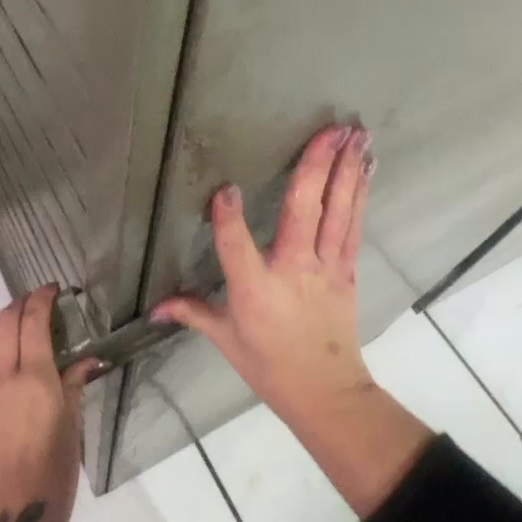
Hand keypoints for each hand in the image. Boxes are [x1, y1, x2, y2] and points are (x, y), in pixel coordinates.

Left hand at [0, 284, 97, 521]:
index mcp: (35, 378)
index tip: (49, 289)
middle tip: (27, 304)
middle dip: (16, 305)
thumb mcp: (73, 422)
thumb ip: (74, 382)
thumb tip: (88, 357)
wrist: (18, 513)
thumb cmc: (54, 469)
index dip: (41, 298)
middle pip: (3, 325)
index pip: (34, 322)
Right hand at [152, 123, 432, 516]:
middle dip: (317, 167)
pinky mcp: (346, 269)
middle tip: (331, 129)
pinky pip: (353, 225)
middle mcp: (293, 271)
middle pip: (304, 212)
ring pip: (337, 211)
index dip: (228, 218)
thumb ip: (191, 312)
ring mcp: (326, 267)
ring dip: (347, 170)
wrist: (327, 393)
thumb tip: (154, 308)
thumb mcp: (225, 339)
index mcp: (255, 290)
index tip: (224, 188)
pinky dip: (360, 192)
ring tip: (358, 133)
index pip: (236, 246)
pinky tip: (367, 166)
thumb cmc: (269, 366)